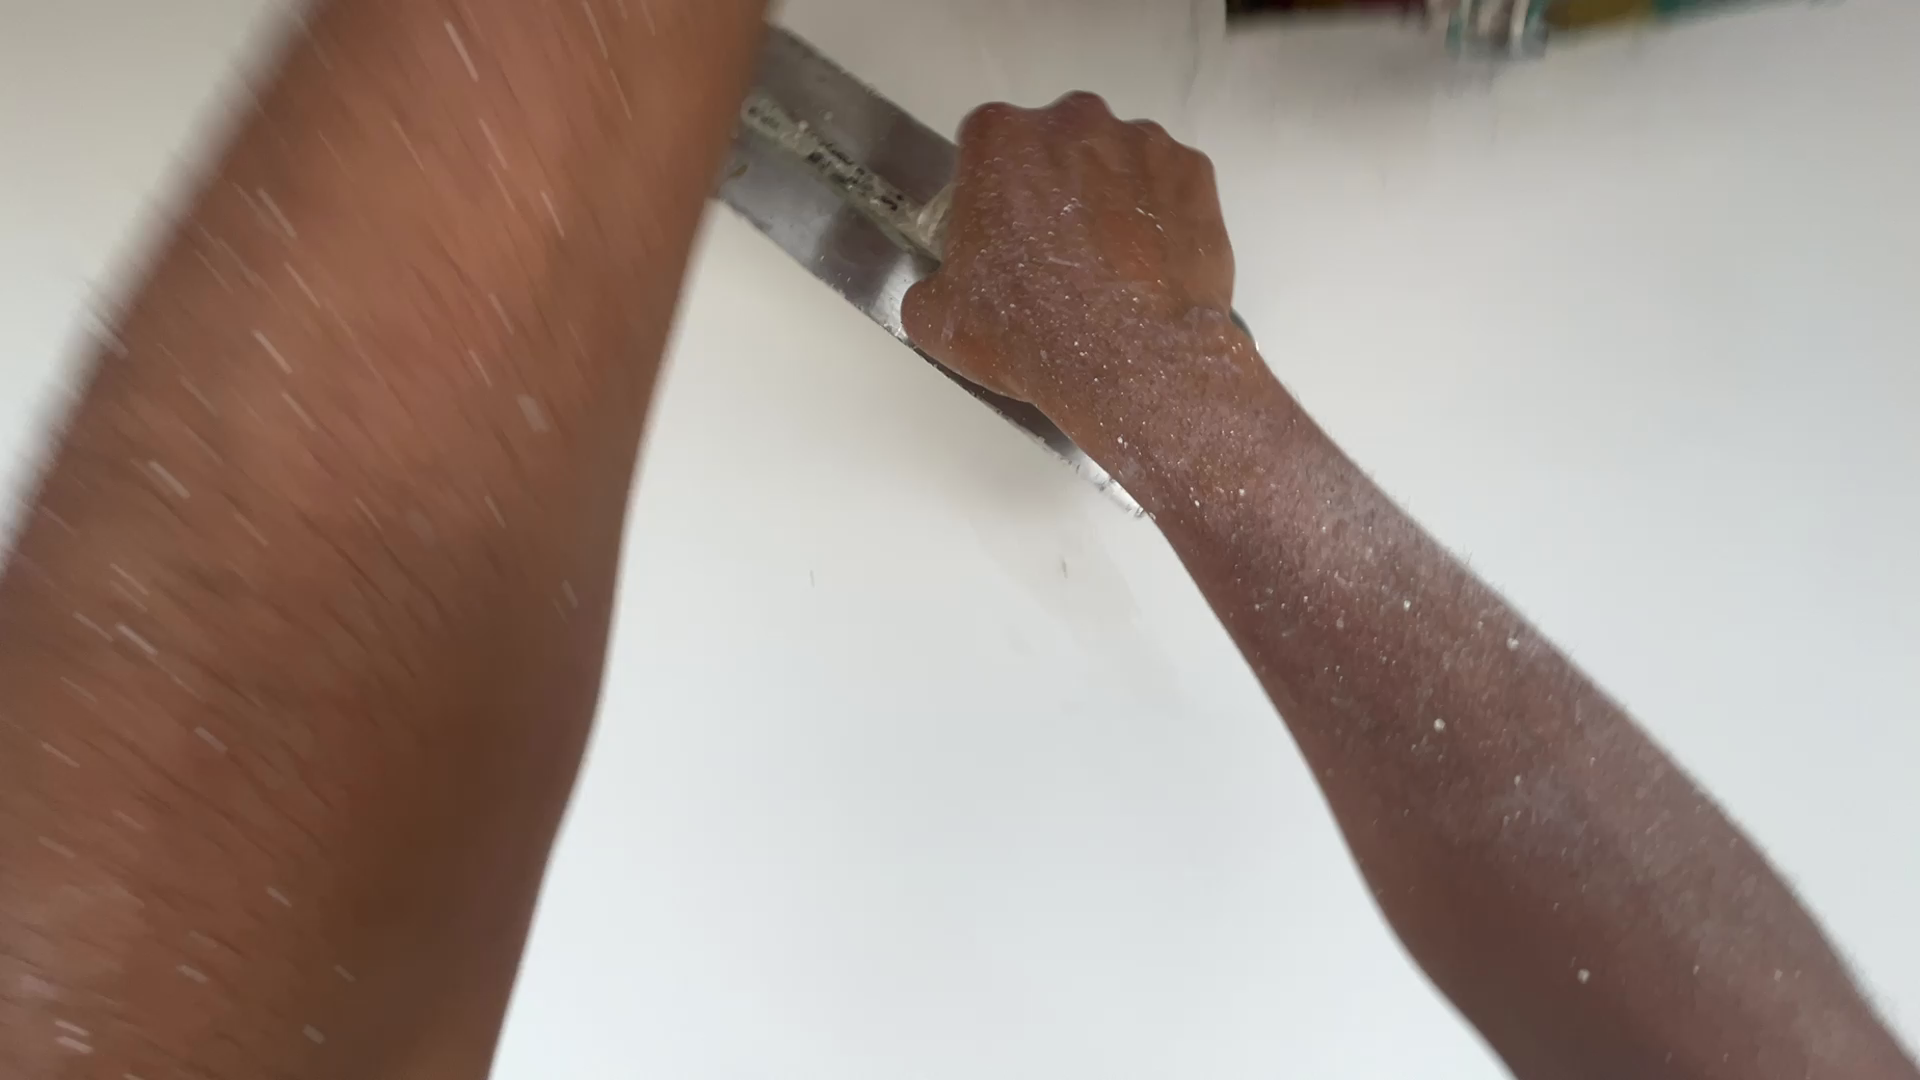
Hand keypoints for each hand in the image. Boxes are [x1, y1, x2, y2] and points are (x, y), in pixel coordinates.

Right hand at [902, 91, 1239, 434]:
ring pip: (1113, 164)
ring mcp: (1141, 142)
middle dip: (1050, 192)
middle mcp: (1072, 121)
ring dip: (1105, 204)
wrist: (1127, 364)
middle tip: (1052, 257)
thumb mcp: (938, 321)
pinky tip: (1144, 271)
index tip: (999, 233)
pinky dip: (1156, 219)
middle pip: (1053, 149)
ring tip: (1105, 270)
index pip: (984, 149)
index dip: (989, 194)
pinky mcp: (1193, 174)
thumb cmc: (1028, 335)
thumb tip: (941, 290)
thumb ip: (930, 285)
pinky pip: (1165, 189)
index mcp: (998, 141)